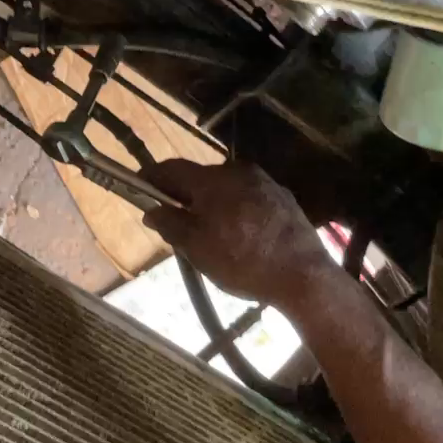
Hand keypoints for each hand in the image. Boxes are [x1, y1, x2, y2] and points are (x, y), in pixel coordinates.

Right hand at [141, 159, 335, 307]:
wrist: (302, 274)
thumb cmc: (242, 260)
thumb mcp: (197, 248)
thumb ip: (171, 224)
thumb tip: (152, 211)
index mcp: (212, 179)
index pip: (172, 168)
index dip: (153, 177)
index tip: (140, 186)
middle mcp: (237, 171)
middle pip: (200, 177)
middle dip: (183, 194)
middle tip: (171, 217)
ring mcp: (264, 182)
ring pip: (226, 187)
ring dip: (211, 202)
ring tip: (205, 229)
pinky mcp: (282, 197)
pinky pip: (247, 197)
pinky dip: (234, 208)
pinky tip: (237, 232)